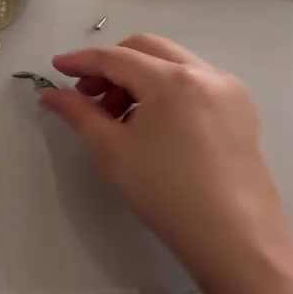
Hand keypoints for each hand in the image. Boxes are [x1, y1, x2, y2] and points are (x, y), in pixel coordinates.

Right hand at [39, 34, 292, 288]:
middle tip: (87, 94)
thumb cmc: (168, 195)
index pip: (116, 57)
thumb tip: (50, 94)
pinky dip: (165, 90)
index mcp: (174, 80)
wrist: (238, 244)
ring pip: (172, 64)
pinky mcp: (241, 112)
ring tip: (117, 116)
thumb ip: (78, 113)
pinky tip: (150, 124)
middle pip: (147, 49)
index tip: (55, 69)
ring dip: (138, 77)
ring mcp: (229, 92)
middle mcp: (207, 74)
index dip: (81, 61)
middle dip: (111, 65)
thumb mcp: (112, 152)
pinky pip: (194, 83)